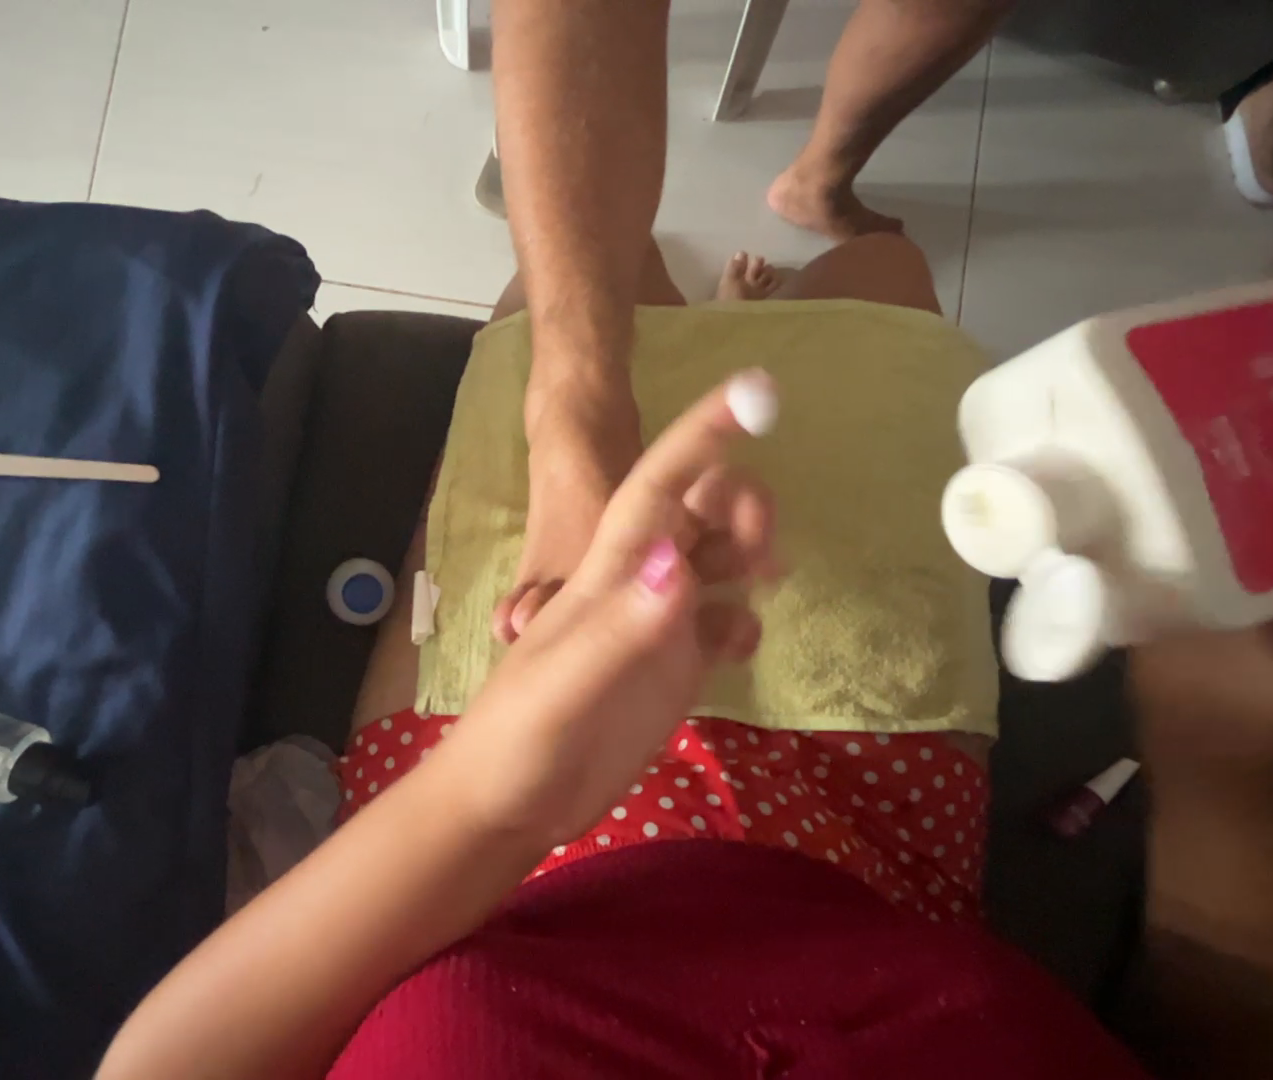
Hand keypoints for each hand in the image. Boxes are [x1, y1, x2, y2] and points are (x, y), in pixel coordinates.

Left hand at [439, 371, 781, 844]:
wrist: (508, 803)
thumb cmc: (518, 740)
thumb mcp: (564, 686)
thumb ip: (617, 627)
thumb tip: (675, 560)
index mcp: (606, 572)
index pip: (658, 487)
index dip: (701, 436)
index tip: (755, 390)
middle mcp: (635, 588)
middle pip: (696, 516)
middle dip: (739, 508)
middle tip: (761, 555)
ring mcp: (654, 629)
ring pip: (714, 564)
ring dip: (748, 559)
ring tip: (764, 586)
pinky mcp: (669, 671)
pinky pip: (718, 627)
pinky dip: (741, 622)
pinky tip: (744, 646)